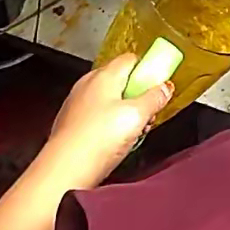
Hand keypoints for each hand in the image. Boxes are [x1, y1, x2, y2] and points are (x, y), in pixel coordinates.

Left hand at [33, 55, 173, 191]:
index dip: (148, 69)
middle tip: (148, 113)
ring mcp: (78, 102)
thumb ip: (155, 98)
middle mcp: (88, 84)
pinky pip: (97, 116)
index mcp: (105, 75)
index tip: (159, 83)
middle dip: (138, 95)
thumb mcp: (137, 116)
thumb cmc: (96, 140)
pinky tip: (114, 143)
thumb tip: (165, 88)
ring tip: (132, 133)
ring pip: (109, 99)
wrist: (64, 170)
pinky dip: (108, 124)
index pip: (132, 59)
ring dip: (124, 112)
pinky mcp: (71, 122)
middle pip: (121, 80)